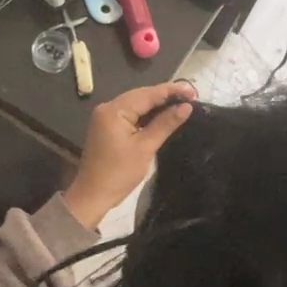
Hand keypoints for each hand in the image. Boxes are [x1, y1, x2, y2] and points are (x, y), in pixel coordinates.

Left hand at [64, 81, 197, 228]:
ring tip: (182, 105)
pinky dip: (146, 115)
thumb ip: (165, 124)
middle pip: (141, 96)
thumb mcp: (145, 147)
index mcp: (114, 110)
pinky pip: (130, 115)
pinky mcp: (107, 127)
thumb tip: (186, 107)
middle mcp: (107, 108)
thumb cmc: (119, 174)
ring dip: (157, 106)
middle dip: (165, 96)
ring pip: (136, 105)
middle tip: (191, 97)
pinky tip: (162, 116)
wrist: (93, 195)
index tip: (193, 91)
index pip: (147, 94)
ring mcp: (105, 117)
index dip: (171, 91)